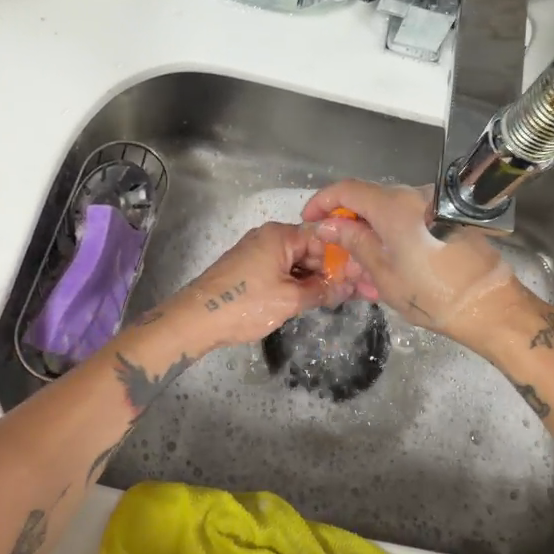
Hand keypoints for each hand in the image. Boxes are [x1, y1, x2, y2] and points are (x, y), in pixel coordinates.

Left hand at [145, 222, 354, 354]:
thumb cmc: (246, 304)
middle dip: (326, 270)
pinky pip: (278, 269)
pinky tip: (303, 299)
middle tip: (346, 293)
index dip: (340, 258)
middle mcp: (267, 236)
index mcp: (279, 235)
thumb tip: (347, 287)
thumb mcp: (290, 300)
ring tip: (328, 299)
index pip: (321, 238)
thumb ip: (322, 291)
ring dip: (310, 279)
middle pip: (307, 248)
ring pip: (293, 261)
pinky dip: (292, 282)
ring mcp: (255, 251)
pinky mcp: (247, 267)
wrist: (196, 319)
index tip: (356, 278)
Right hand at [302, 180, 524, 346]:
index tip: (310, 218)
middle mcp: (414, 196)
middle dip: (348, 225)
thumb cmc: (431, 293)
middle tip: (335, 254)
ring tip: (361, 273)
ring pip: (390, 215)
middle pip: (369, 201)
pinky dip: (392, 240)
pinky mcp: (447, 220)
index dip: (323, 201)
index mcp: (394, 205)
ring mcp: (433, 207)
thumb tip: (327, 226)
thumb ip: (353, 242)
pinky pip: (409, 223)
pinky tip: (387, 270)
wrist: (488, 305)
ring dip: (371, 237)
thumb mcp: (383, 272)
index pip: (347, 190)